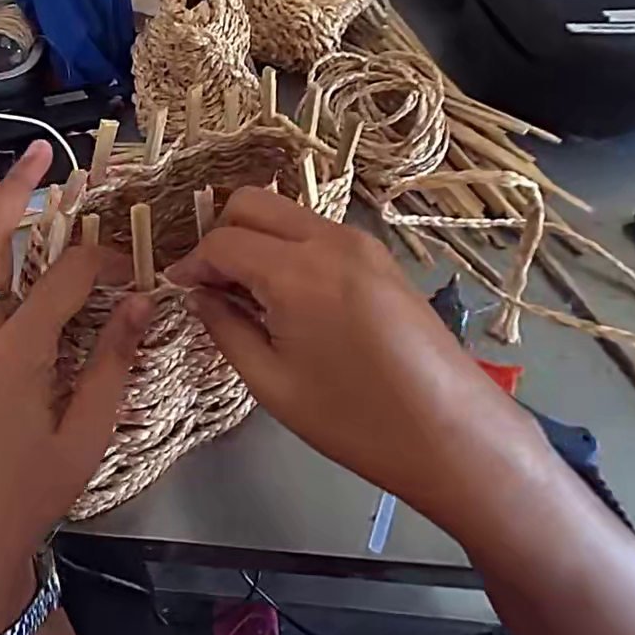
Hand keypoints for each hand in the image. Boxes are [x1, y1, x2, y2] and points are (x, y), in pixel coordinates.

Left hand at [0, 140, 152, 634]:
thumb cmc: (34, 486)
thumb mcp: (88, 429)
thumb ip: (114, 359)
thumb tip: (143, 299)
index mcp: (17, 354)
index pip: (65, 278)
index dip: (105, 260)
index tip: (134, 267)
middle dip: (12, 192)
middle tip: (40, 153)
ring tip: (14, 176)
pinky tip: (2, 237)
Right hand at [166, 188, 547, 524]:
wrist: (454, 433)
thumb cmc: (355, 421)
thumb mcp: (272, 383)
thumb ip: (225, 327)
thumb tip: (199, 295)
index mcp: (297, 272)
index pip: (223, 240)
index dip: (193, 263)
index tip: (180, 289)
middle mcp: (329, 240)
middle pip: (253, 202)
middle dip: (221, 234)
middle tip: (212, 283)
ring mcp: (360, 242)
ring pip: (286, 212)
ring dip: (256, 238)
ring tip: (249, 292)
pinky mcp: (378, 255)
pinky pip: (316, 231)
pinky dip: (287, 247)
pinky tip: (289, 293)